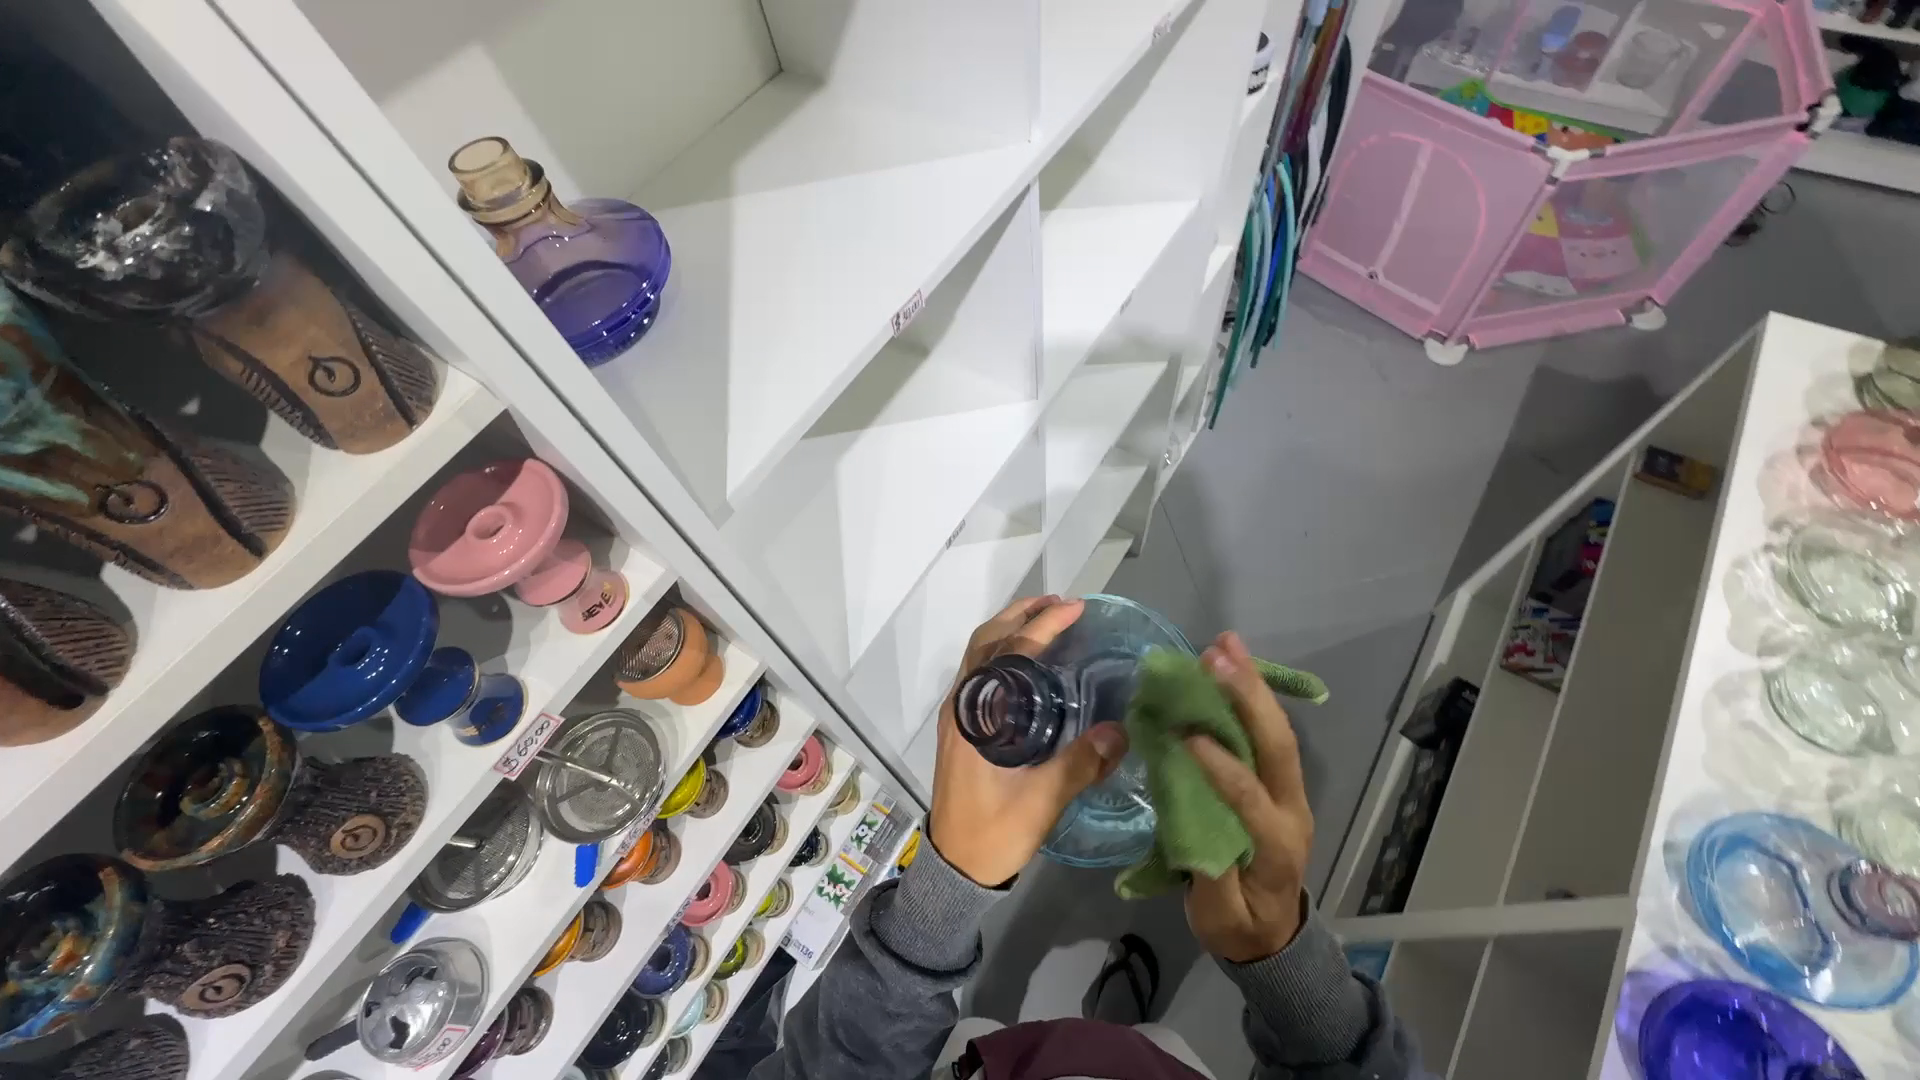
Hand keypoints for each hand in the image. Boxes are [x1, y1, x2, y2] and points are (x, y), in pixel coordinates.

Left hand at [928, 596, 1129, 886]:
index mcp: (974, 716)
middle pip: (986, 641)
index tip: (1074, 609)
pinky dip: (1005, 653)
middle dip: (1022, 615)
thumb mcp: (1041, 802)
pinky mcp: (963, 728)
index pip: (1008, 653)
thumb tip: (1120, 730)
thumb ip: (1079, 765)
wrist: (956, 869)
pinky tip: (1032, 664)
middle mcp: (961, 706)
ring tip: (1048, 620)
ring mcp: (958, 716)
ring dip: (1011, 630)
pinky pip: (982, 674)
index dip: (1042, 626)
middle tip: (1061, 604)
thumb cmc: (993, 833)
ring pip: (980, 655)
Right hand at [1184, 631, 1313, 963]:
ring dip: (1251, 685)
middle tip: (1216, 656)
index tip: (1186, 736)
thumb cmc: (1240, 927)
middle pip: (1277, 745)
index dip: (1221, 766)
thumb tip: (1193, 828)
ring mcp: (1288, 791)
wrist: (1273, 937)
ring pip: (1275, 730)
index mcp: (1278, 844)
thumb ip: (1211, 878)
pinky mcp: (1276, 782)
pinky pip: (1266, 734)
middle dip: (1248, 697)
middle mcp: (1290, 808)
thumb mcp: (1220, 920)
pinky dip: (1249, 697)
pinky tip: (1229, 667)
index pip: (1251, 796)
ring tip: (1225, 644)